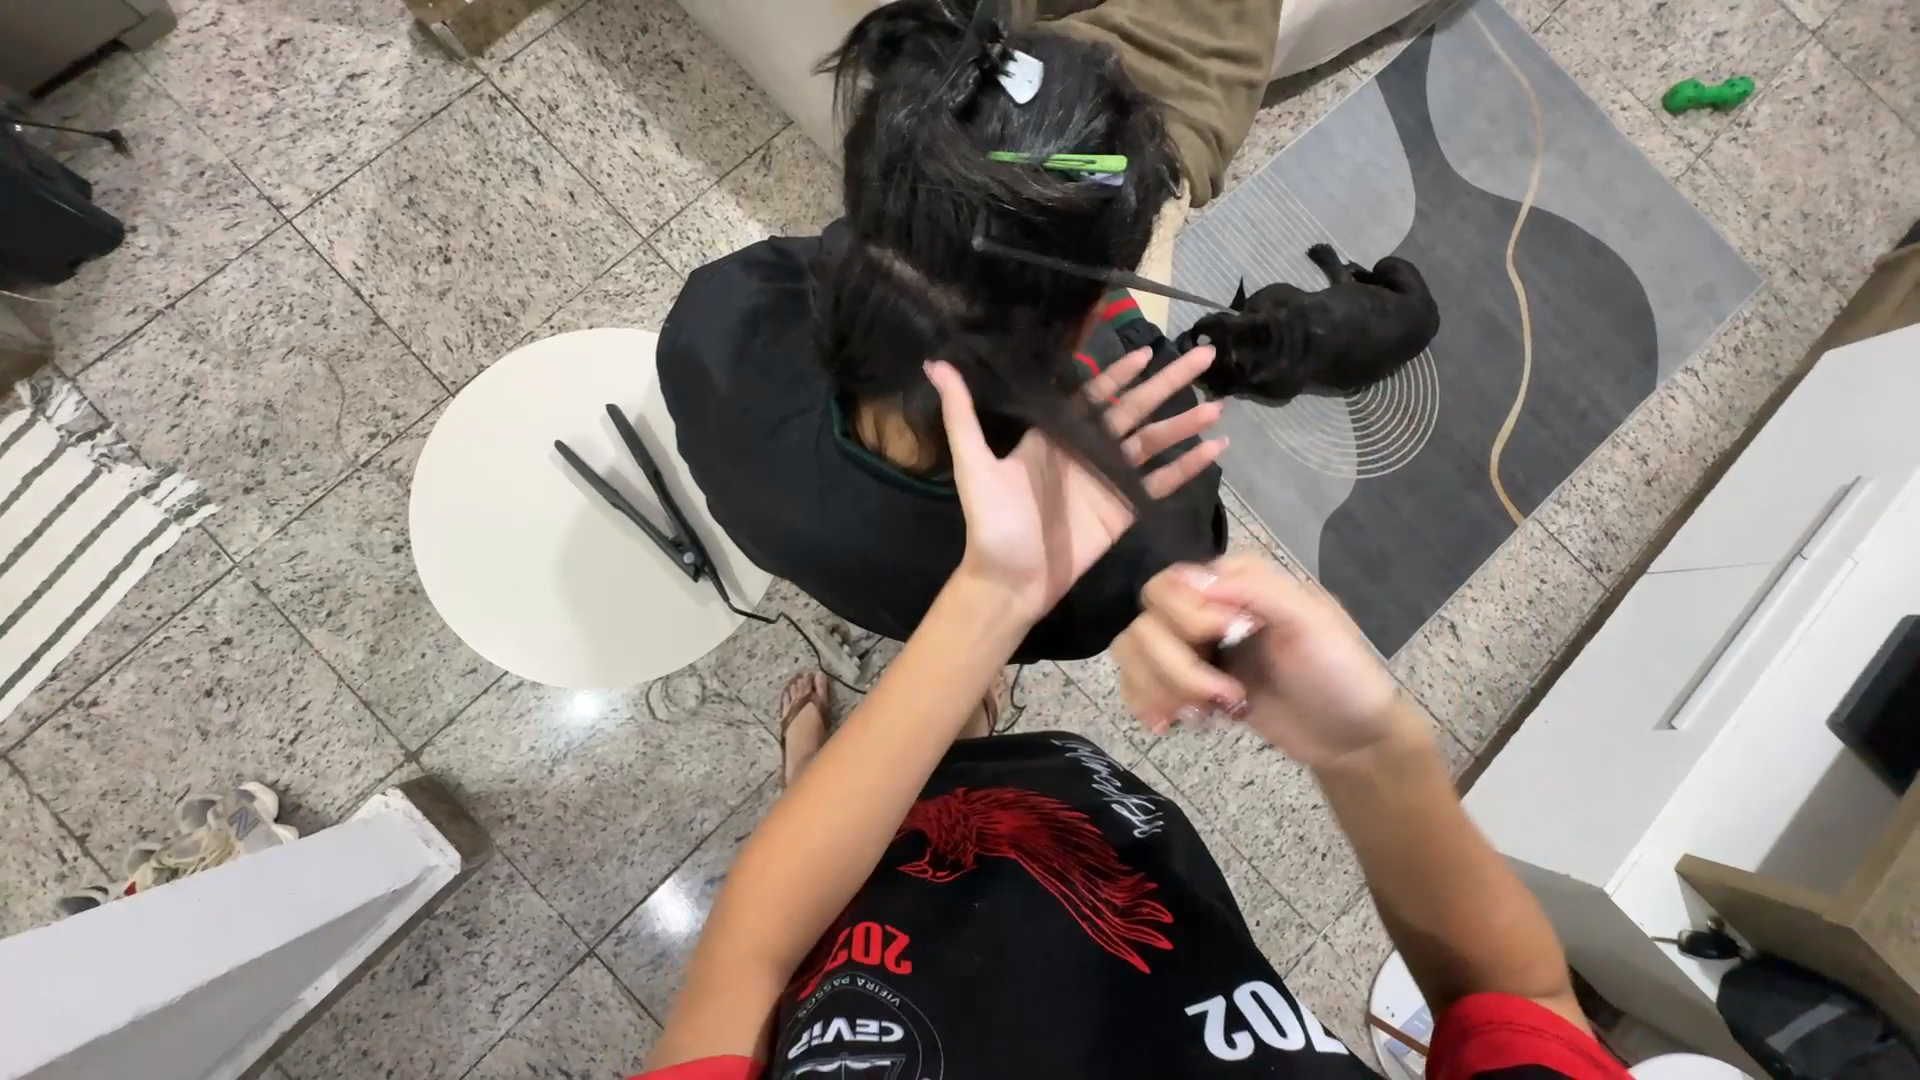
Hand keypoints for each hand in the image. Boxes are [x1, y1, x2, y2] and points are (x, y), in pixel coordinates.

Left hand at [924, 346, 1225, 618]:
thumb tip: (936, 364)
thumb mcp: (973, 465)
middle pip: (1133, 411)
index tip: (1148, 351)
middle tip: (1202, 358)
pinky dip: (1185, 468)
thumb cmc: (991, 524)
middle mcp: (1084, 453)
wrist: (1010, 582)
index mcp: (1052, 437)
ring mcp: (1107, 481)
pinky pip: (1158, 483)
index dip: (1120, 374)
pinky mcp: (1123, 510)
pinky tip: (1213, 449)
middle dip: (1165, 386)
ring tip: (1218, 406)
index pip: (1093, 396)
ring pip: (1152, 444)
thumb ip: (962, 415)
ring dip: (1183, 426)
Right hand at [1112, 554, 1401, 766]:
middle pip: (1144, 624)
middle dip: (1177, 668)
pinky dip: (1146, 703)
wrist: (1350, 738)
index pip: (1169, 585)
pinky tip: (1174, 723)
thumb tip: (1186, 577)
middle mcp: (1201, 607)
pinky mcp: (1181, 682)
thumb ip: (1253, 589)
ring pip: (1131, 653)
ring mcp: (1188, 646)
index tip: (1232, 640)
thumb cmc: (1339, 674)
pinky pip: (1133, 682)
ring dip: (1163, 689)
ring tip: (1206, 714)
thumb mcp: (1311, 622)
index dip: (1187, 619)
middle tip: (1227, 696)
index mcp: (1232, 580)